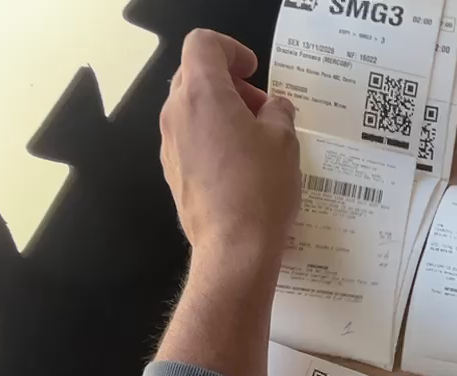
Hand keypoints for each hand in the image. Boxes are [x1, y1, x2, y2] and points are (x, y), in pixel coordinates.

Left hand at [159, 30, 299, 278]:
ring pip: (191, 110)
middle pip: (195, 76)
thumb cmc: (260, 192)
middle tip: (259, 108)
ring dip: (220, 115)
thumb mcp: (285, 144)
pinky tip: (239, 168)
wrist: (235, 249)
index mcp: (204, 93)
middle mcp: (178, 113)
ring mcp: (171, 145)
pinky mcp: (174, 174)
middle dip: (228, 84)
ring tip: (253, 141)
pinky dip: (212, 142)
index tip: (252, 70)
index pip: (204, 44)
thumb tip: (277, 109)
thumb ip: (280, 114)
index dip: (230, 49)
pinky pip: (190, 142)